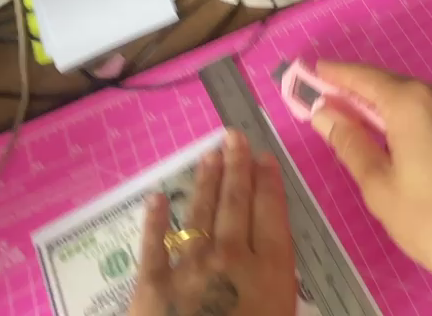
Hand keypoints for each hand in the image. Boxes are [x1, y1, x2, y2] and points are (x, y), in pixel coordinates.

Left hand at [127, 128, 297, 315]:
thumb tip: (276, 274)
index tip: (265, 156)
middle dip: (237, 166)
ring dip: (205, 181)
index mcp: (271, 274)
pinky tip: (157, 197)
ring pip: (200, 212)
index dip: (269, 182)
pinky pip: (154, 245)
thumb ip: (279, 296)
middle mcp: (232, 258)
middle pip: (237, 203)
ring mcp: (190, 268)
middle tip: (234, 136)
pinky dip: (155, 219)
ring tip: (209, 154)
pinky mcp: (152, 286)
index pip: (273, 214)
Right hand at [309, 62, 431, 315]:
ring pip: (408, 97)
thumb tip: (323, 112)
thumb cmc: (431, 221)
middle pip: (386, 84)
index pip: (363, 77)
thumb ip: (348, 142)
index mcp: (411, 102)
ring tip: (351, 120)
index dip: (334, 74)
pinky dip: (402, 116)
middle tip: (324, 101)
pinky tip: (389, 135)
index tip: (310, 71)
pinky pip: (427, 110)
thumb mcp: (378, 185)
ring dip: (379, 105)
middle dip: (354, 91)